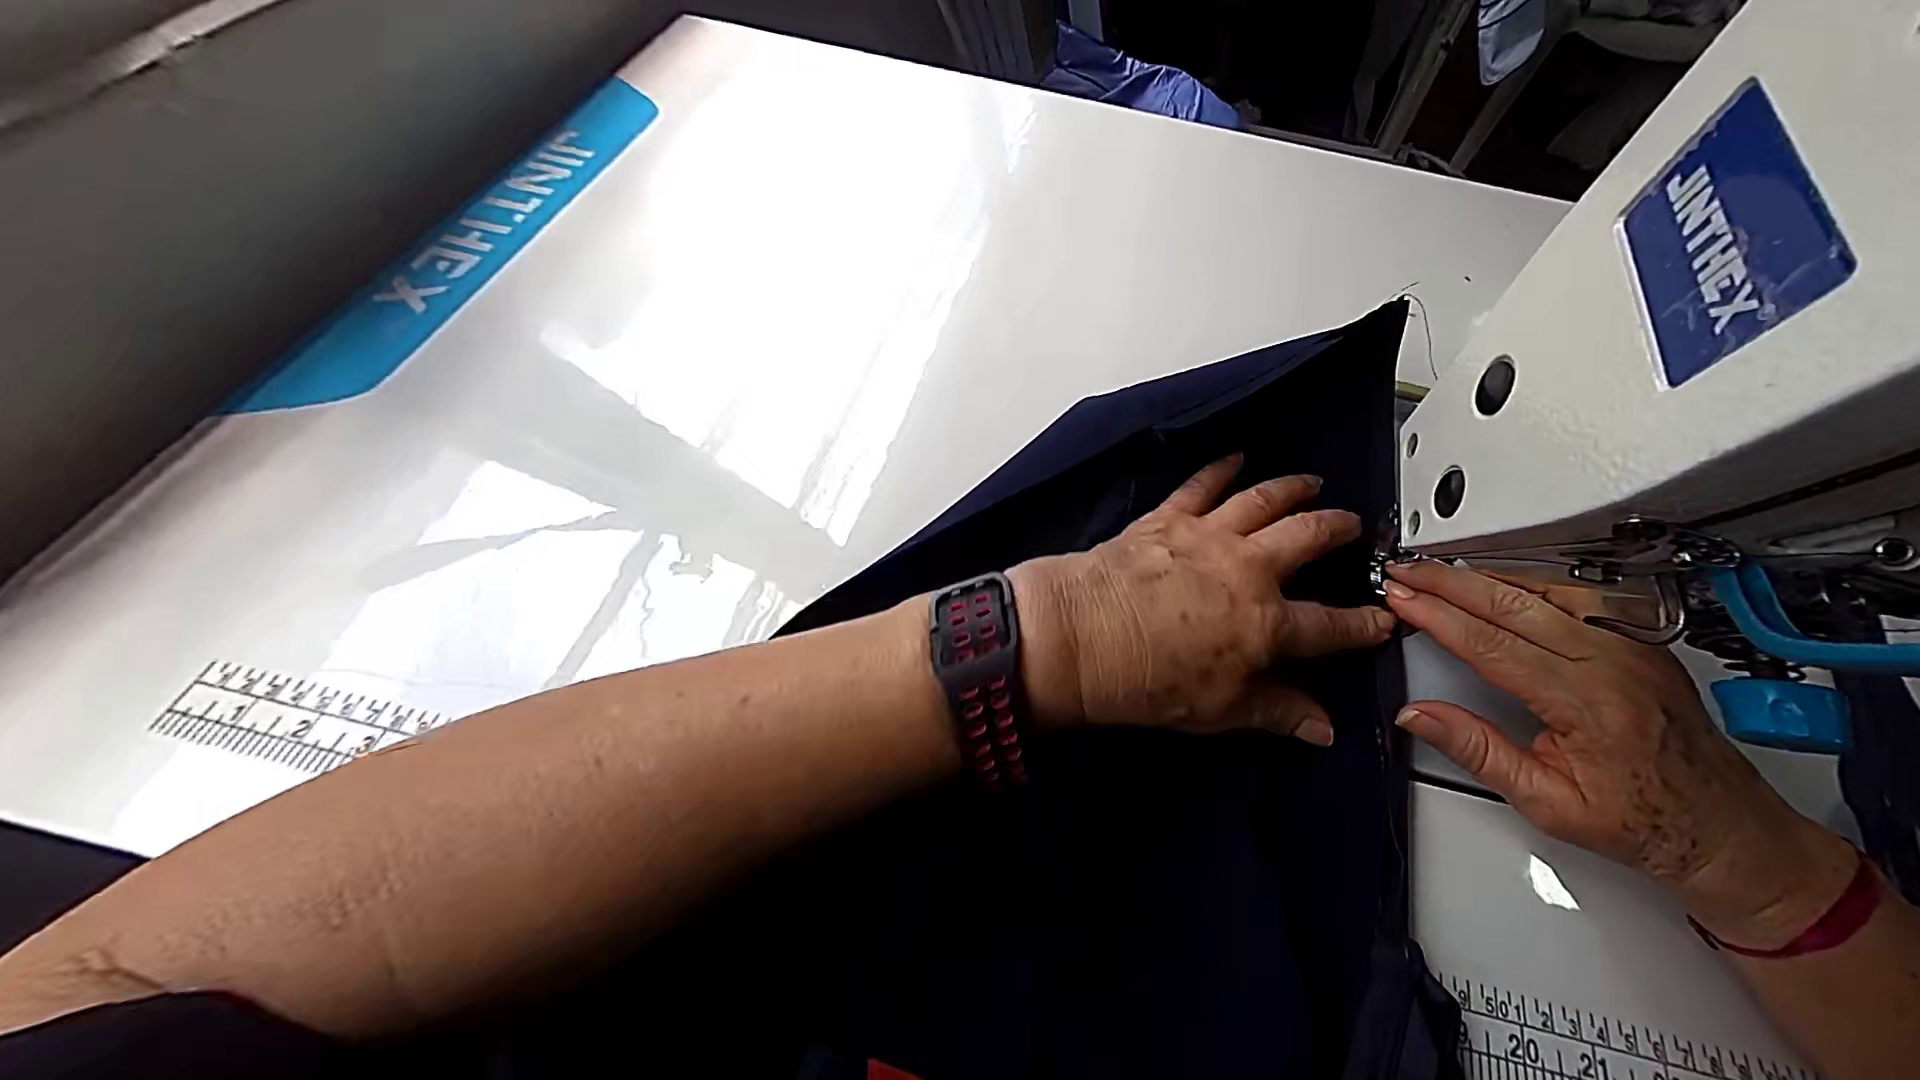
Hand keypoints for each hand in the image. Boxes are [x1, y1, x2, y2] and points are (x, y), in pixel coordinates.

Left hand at [1009, 454, 1395, 745]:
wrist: (1080, 637)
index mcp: (1266, 624)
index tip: (1381, 618)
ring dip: (1293, 489)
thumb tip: (1318, 727)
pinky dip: (1219, 469)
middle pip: (1308, 539)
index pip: (1332, 626)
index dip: (1364, 623)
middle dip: (1336, 530)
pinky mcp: (1167, 520)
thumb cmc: (1142, 677)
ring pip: (1265, 501)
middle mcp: (1246, 570)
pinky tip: (1233, 458)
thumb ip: (1276, 712)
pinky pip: (1201, 486)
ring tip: (1311, 483)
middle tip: (1350, 526)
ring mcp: (1207, 539)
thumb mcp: (1218, 711)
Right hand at [1384, 560, 1857, 947]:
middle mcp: (1616, 665)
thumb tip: (1417, 715)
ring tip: (1435, 570)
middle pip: (1512, 604)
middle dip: (1447, 582)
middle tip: (1404, 572)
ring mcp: (1634, 649)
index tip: (1400, 599)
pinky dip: (1522, 580)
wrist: (1732, 834)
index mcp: (1589, 704)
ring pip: (1545, 589)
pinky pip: (1574, 595)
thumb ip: (1476, 750)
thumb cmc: (1648, 823)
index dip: (1437, 616)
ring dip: (1481, 575)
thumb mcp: (1546, 802)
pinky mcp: (1640, 643)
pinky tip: (1494, 579)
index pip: (1490, 644)